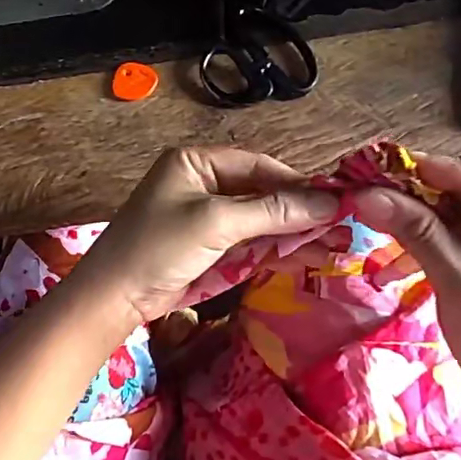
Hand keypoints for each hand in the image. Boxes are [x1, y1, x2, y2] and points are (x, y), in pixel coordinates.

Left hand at [65, 147, 340, 330]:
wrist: (114, 297)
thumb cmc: (157, 247)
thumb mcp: (215, 223)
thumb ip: (272, 211)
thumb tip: (328, 202)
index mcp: (195, 162)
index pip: (257, 166)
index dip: (297, 184)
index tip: (337, 201)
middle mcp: (202, 183)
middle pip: (263, 193)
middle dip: (301, 212)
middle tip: (346, 228)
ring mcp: (207, 218)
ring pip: (261, 221)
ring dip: (295, 235)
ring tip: (339, 246)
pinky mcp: (209, 248)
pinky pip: (250, 244)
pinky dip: (278, 251)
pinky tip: (310, 258)